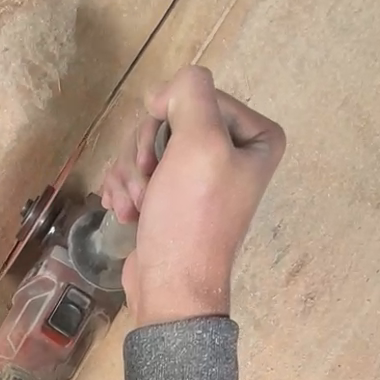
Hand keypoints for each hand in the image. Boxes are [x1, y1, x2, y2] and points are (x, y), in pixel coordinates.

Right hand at [98, 65, 284, 326]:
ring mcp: (197, 180)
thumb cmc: (190, 218)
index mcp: (256, 137)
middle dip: (144, 154)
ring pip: (146, 149)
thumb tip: (163, 94)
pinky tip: (124, 212)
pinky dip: (124, 191)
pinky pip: (137, 175)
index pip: (197, 96)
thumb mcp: (198, 141)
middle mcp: (230, 154)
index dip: (167, 120)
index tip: (156, 157)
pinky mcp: (169, 200)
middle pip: (168, 122)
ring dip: (130, 176)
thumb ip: (189, 92)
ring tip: (134, 206)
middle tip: (146, 184)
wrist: (169, 286)